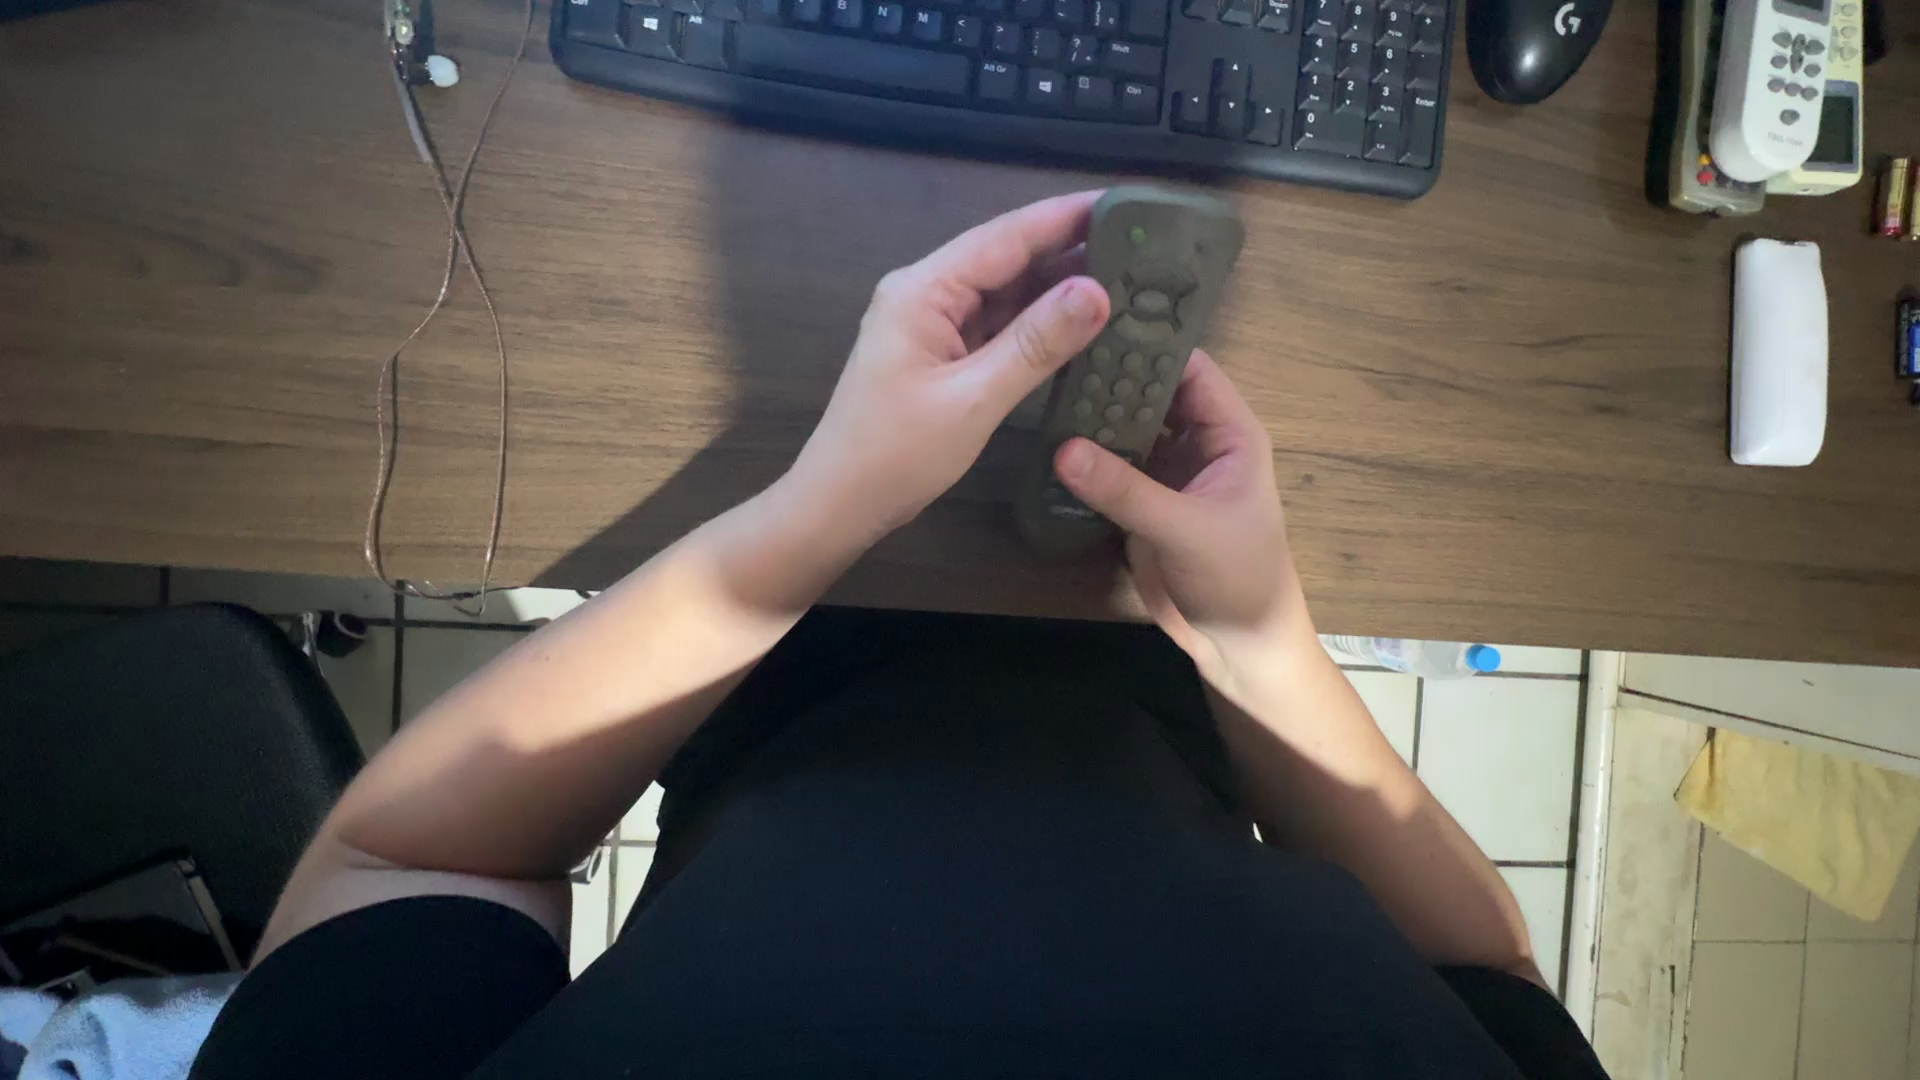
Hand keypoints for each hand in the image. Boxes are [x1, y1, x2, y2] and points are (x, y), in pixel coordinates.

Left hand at [786, 191, 1112, 544]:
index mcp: (924, 290)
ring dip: (1055, 292)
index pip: (1005, 237)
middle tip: (1140, 251)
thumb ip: (1035, 344)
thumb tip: (1096, 292)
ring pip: (1003, 296)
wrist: (842, 503)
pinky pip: (994, 329)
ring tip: (1123, 283)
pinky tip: (1076, 329)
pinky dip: (1034, 329)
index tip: (1126, 205)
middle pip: (1006, 261)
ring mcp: (932, 326)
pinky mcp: (940, 356)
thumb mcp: (972, 399)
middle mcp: (926, 295)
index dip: (1066, 218)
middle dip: (1069, 254)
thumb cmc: (897, 454)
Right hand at [1052, 349, 1309, 677]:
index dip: (1147, 346)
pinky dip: (1085, 458)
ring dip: (1093, 418)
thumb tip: (1063, 449)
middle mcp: (1196, 443)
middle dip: (1109, 379)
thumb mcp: (1186, 529)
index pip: (1189, 369)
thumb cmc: (1236, 578)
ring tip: (1041, 391)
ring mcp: (1166, 473)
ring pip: (1126, 430)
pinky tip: (1048, 444)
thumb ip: (1127, 490)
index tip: (1093, 323)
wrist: (1236, 642)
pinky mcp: (1141, 503)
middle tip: (1052, 356)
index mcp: (1228, 433)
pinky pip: (1110, 468)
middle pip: (1150, 395)